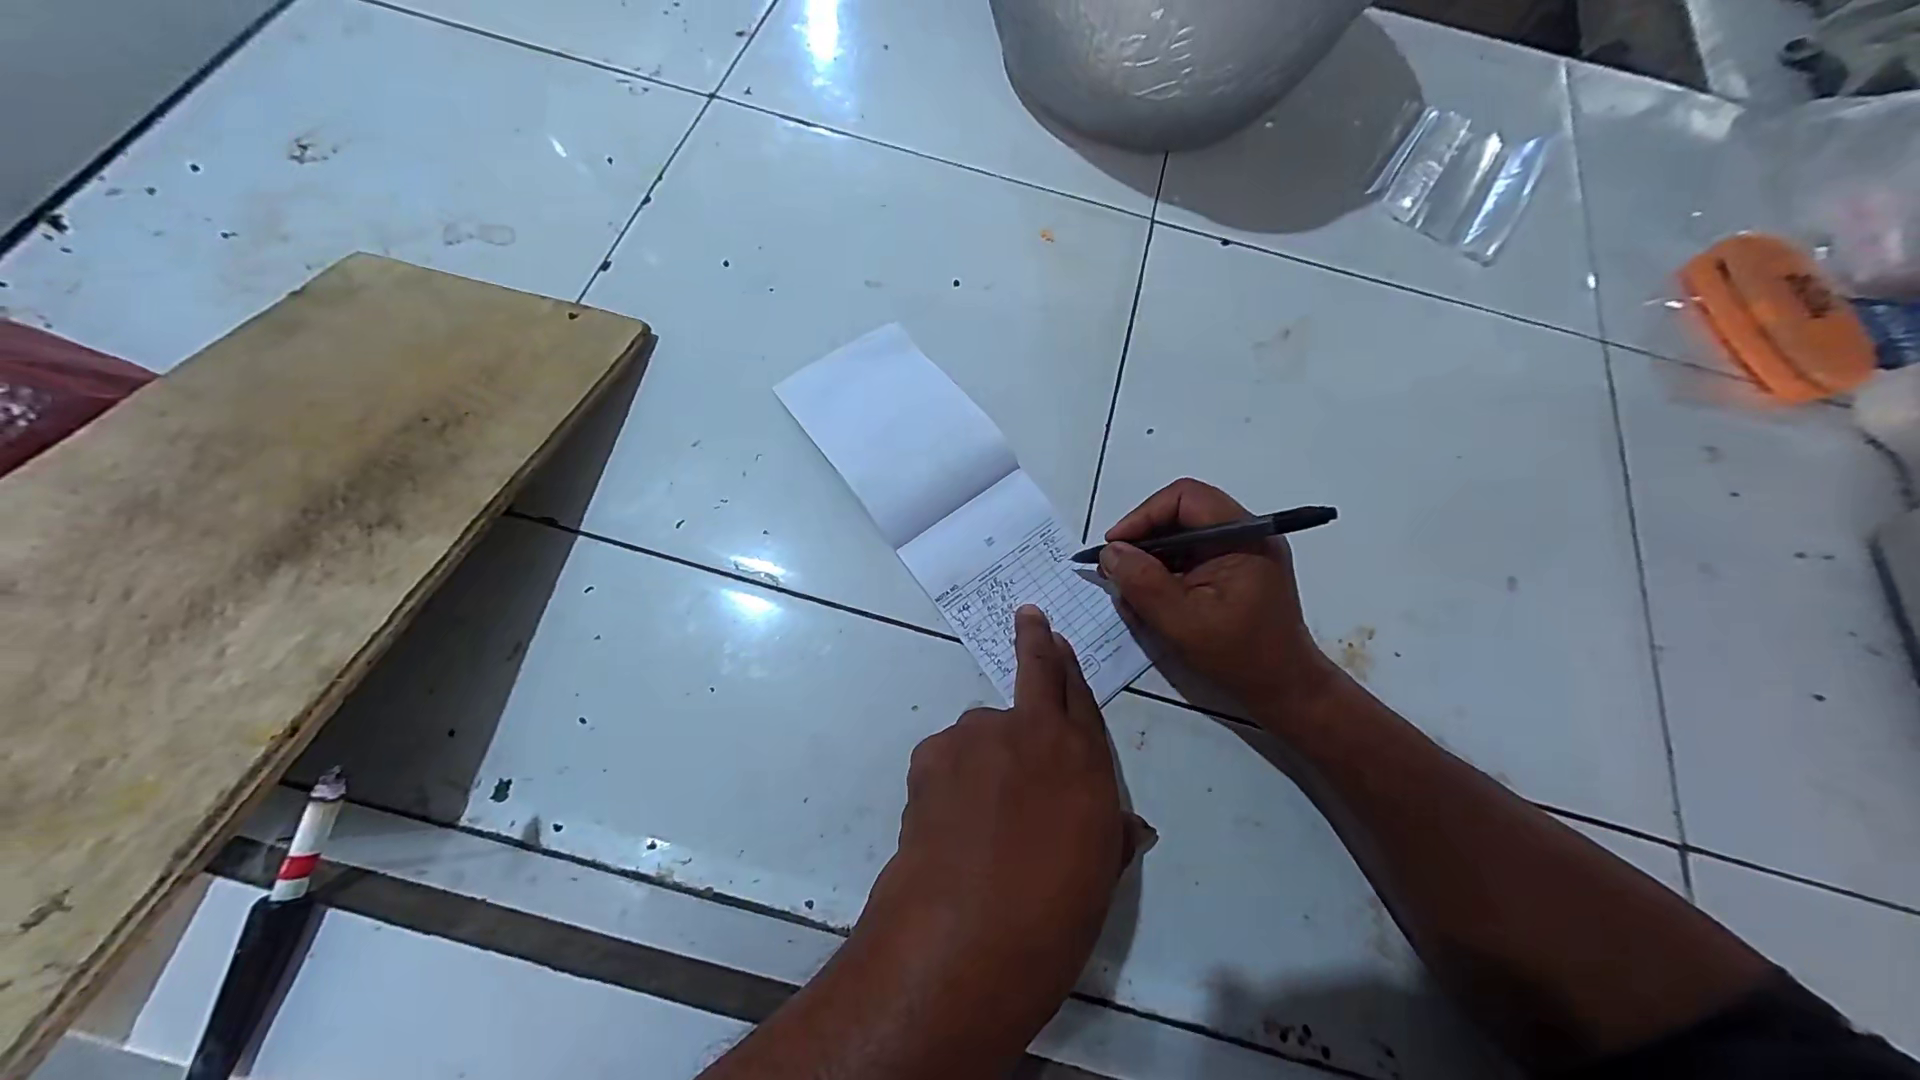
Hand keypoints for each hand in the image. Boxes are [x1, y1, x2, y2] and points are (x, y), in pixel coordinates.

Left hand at [848, 606, 1145, 1048]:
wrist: (969, 927)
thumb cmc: (1053, 912)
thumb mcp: (1098, 875)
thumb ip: (1112, 836)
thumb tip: (1135, 829)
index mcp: (1085, 759)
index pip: (1080, 695)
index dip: (1069, 666)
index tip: (1057, 639)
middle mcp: (1035, 732)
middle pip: (1037, 671)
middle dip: (1034, 640)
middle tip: (1029, 616)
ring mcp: (981, 734)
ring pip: (982, 730)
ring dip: (983, 754)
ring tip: (976, 812)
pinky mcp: (934, 750)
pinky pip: (947, 756)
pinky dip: (949, 776)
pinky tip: (948, 818)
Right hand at [1099, 478, 1337, 709]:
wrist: (1285, 690)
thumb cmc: (1238, 656)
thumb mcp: (1181, 621)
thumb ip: (1142, 582)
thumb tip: (1111, 552)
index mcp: (1243, 537)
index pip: (1185, 498)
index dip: (1143, 516)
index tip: (1115, 547)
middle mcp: (1246, 535)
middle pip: (1182, 513)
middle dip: (1144, 538)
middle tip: (1117, 567)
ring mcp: (1242, 553)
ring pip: (1183, 535)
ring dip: (1152, 557)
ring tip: (1132, 588)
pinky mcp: (1235, 571)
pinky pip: (1192, 556)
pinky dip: (1166, 571)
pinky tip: (1152, 598)